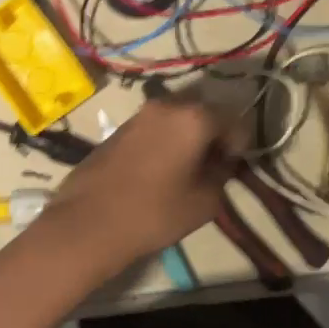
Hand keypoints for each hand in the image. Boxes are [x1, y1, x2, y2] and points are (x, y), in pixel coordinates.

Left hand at [33, 95, 249, 270]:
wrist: (89, 222)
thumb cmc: (154, 212)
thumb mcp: (205, 200)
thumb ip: (222, 173)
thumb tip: (221, 161)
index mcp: (192, 116)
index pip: (234, 120)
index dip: (239, 145)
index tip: (230, 169)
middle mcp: (164, 105)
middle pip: (203, 111)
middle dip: (213, 134)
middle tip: (211, 165)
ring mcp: (137, 114)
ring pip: (176, 117)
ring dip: (187, 136)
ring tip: (184, 169)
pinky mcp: (118, 128)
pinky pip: (153, 126)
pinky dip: (164, 140)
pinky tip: (158, 169)